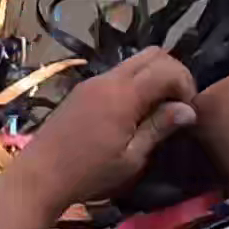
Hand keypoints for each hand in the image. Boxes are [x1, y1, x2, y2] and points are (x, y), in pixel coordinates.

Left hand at [0, 48, 197, 218]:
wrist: (40, 175)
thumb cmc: (89, 173)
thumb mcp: (131, 158)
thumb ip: (159, 128)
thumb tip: (189, 110)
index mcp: (123, 94)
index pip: (167, 68)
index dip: (186, 84)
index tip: (188, 111)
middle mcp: (109, 78)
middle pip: (153, 53)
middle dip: (173, 72)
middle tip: (177, 104)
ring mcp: (94, 81)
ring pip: (135, 60)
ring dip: (154, 76)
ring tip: (158, 109)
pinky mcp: (84, 89)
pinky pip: (119, 72)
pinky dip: (136, 82)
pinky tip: (135, 111)